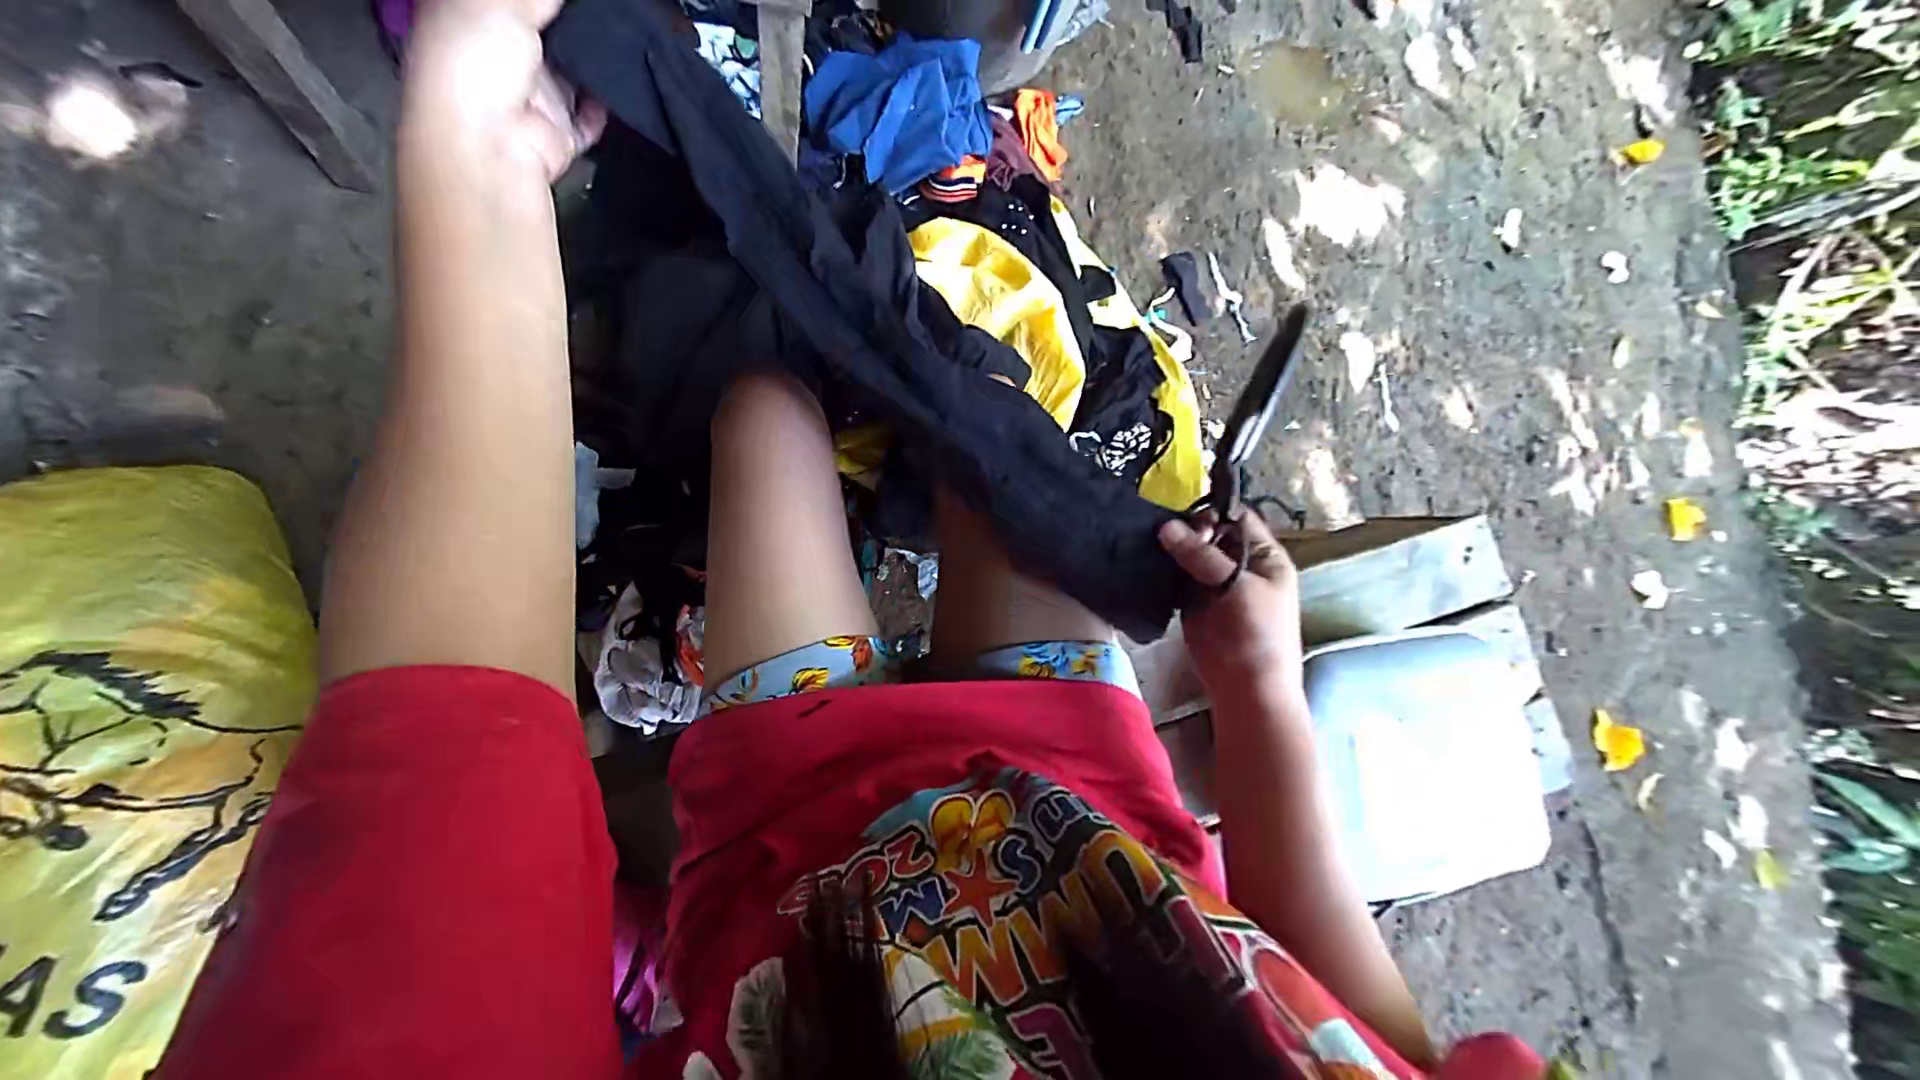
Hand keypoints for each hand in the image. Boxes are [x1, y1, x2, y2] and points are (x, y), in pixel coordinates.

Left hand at [400, 0, 605, 184]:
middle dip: (569, 24)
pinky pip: (589, 119)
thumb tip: (569, 1)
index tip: (567, 0)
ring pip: (570, 75)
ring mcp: (531, 97)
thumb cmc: (474, 61)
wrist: (491, 139)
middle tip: (599, 13)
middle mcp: (499, 55)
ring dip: (590, 64)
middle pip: (543, 34)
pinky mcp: (558, 131)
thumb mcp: (505, 1)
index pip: (508, 2)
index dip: (537, 1)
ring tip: (616, 42)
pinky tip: (617, 88)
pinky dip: (604, 108)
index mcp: (471, 14)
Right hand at [1157, 510, 1304, 697]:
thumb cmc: (1258, 633)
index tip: (1185, 519)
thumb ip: (1202, 556)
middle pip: (1209, 533)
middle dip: (1186, 531)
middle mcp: (1238, 565)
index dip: (1213, 514)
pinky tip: (1146, 562)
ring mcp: (1212, 583)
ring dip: (1170, 549)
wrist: (1246, 686)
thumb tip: (1165, 527)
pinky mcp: (1190, 601)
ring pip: (1188, 554)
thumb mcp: (1238, 587)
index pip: (1237, 519)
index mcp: (1263, 556)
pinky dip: (1161, 570)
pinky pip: (1174, 577)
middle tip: (1164, 537)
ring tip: (1148, 545)